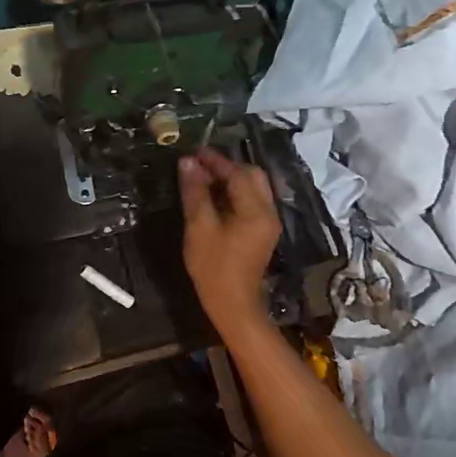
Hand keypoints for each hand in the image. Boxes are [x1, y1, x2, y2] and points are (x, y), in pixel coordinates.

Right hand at [178, 148, 280, 322]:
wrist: (233, 305)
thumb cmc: (213, 267)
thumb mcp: (199, 227)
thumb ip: (195, 192)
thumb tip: (187, 162)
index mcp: (256, 210)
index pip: (237, 173)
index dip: (215, 160)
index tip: (193, 151)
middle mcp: (268, 211)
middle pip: (252, 175)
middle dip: (226, 165)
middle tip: (199, 164)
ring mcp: (268, 222)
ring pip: (253, 187)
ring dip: (230, 178)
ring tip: (203, 177)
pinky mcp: (262, 231)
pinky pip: (251, 200)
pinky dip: (234, 192)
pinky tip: (214, 195)